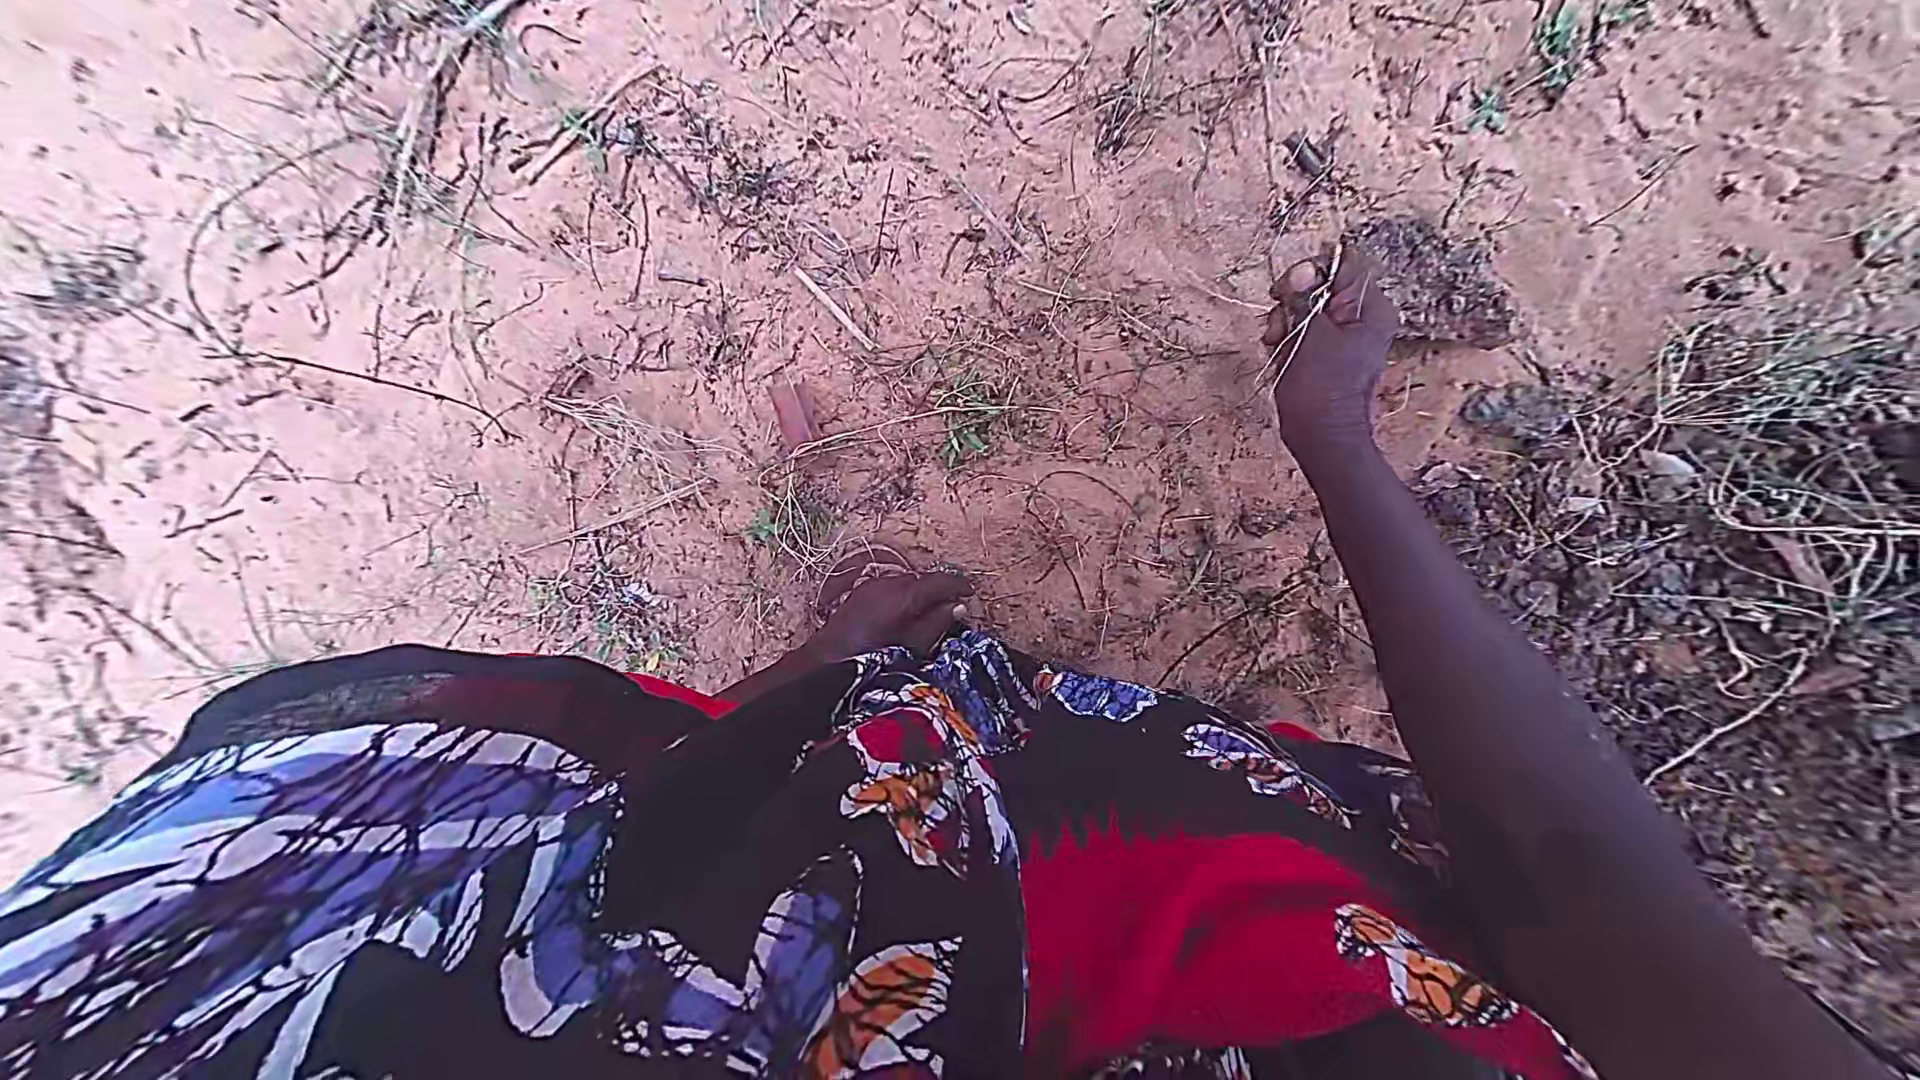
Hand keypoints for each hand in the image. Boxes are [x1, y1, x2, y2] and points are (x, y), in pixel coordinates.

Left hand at [804, 571, 973, 660]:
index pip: (939, 581)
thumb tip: (958, 605)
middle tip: (954, 603)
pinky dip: (904, 592)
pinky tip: (906, 610)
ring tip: (932, 608)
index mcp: (905, 596)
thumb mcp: (914, 646)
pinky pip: (891, 585)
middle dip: (940, 588)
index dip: (958, 584)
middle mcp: (889, 584)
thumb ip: (937, 622)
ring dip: (921, 590)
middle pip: (923, 578)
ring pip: (906, 580)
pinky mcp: (861, 592)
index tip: (970, 593)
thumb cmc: (874, 659)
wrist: (827, 661)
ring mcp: (872, 586)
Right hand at [1260, 246, 1398, 453]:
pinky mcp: (1324, 354)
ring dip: (1284, 323)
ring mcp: (1342, 337)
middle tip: (1278, 327)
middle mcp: (1361, 318)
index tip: (1287, 290)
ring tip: (1277, 345)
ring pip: (1306, 310)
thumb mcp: (1310, 336)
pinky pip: (1302, 332)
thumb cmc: (1320, 389)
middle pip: (1320, 287)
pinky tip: (1280, 354)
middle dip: (1292, 302)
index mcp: (1371, 309)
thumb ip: (1305, 300)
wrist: (1321, 435)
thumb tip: (1302, 271)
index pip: (1343, 265)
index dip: (1310, 272)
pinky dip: (1286, 339)